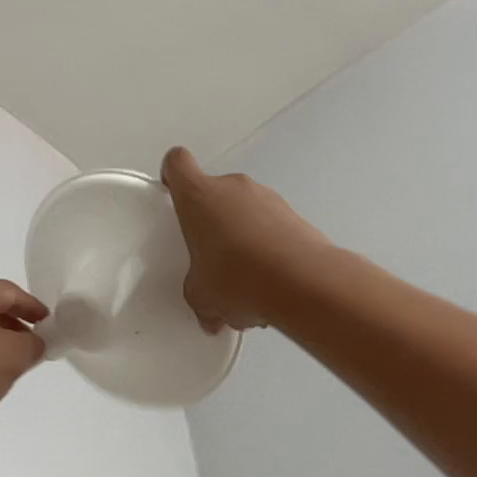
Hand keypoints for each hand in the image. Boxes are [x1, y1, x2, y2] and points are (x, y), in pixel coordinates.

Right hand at [161, 146, 331, 331]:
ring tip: (247, 278)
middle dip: (213, 221)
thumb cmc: (238, 277)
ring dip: (244, 235)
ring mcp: (267, 197)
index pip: (177, 162)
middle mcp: (232, 187)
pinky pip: (273, 225)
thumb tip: (210, 314)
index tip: (175, 195)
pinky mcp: (296, 215)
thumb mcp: (202, 296)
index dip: (173, 176)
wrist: (303, 283)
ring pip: (246, 209)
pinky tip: (271, 282)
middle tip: (213, 257)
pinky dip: (270, 246)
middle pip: (214, 192)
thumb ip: (199, 295)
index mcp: (198, 196)